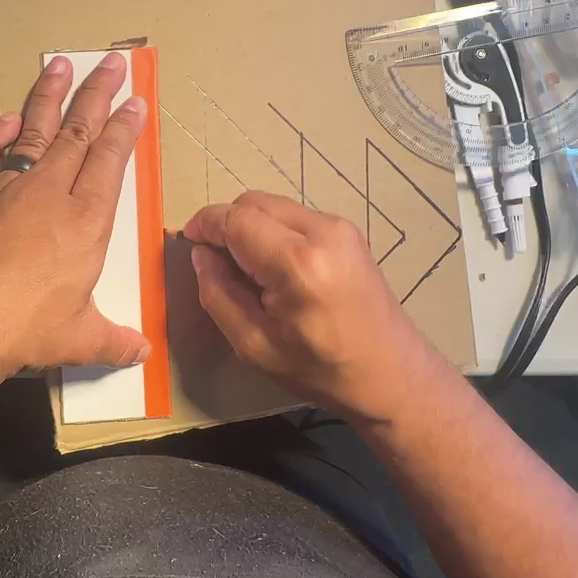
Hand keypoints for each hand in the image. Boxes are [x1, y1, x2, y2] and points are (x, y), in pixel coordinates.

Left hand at [0, 54, 149, 384]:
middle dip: (97, 94)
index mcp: (84, 221)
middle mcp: (47, 194)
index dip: (125, 128)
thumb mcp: (78, 340)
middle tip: (110, 61)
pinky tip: (3, 121)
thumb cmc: (23, 331)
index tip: (135, 101)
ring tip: (60, 65)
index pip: (110, 160)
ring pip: (32, 133)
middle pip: (77, 132)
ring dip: (48, 97)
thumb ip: (114, 340)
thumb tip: (142, 352)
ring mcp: (4, 192)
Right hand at [182, 191, 452, 423]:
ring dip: (248, 227)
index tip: (186, 241)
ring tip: (243, 268)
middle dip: (224, 224)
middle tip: (213, 260)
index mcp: (297, 263)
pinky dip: (271, 230)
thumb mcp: (254, 345)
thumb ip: (218, 294)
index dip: (204, 225)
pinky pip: (293, 216)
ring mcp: (340, 228)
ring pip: (273, 205)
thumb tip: (201, 256)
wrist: (391, 375)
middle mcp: (322, 232)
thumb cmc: (320, 370)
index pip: (235, 220)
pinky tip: (272, 267)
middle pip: (253, 202)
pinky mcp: (348, 232)